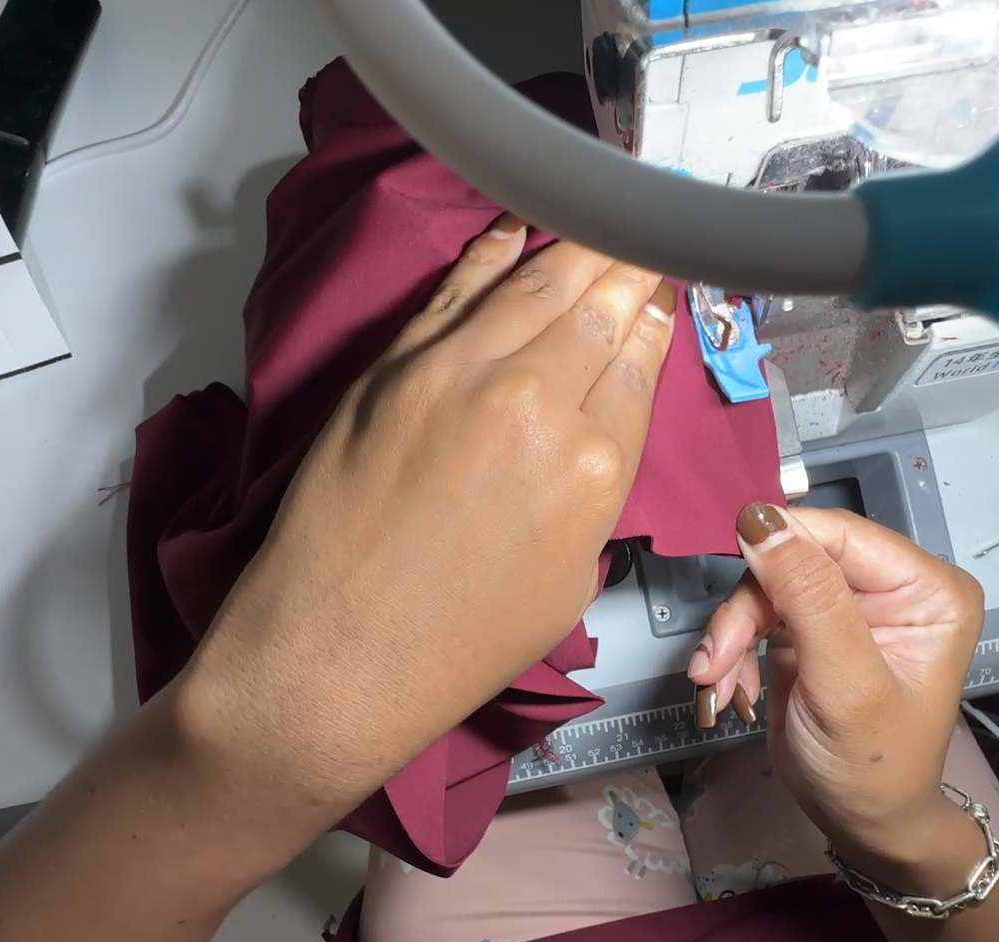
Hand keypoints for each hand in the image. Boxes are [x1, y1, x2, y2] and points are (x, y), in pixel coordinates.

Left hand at [177, 217, 675, 808]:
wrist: (337, 658)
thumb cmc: (461, 644)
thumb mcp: (570, 580)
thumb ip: (597, 488)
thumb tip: (605, 420)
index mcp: (594, 471)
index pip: (639, 368)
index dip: (654, 323)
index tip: (660, 293)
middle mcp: (535, 405)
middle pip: (597, 309)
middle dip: (627, 269)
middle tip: (641, 244)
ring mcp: (456, 375)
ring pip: (535, 283)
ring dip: (576, 249)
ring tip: (599, 225)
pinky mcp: (392, 367)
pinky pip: (457, 288)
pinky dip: (492, 254)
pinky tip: (517, 229)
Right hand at [690, 504, 985, 865]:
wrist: (860, 822)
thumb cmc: (872, 766)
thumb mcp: (844, 683)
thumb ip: (807, 595)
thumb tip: (759, 517)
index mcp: (925, 587)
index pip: (839, 534)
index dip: (777, 550)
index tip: (731, 598)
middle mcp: (888, 585)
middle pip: (793, 559)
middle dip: (746, 611)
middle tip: (716, 662)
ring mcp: (844, 604)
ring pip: (764, 584)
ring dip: (732, 635)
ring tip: (717, 683)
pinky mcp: (807, 625)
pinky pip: (755, 613)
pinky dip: (734, 649)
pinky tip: (732, 687)